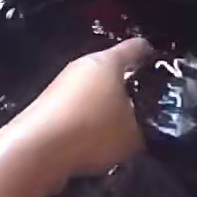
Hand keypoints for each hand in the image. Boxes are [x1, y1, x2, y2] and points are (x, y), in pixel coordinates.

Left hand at [0, 38, 153, 183]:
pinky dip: (86, 120)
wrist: (37, 149)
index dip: (150, 53)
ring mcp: (61, 84)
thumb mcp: (133, 135)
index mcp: (108, 61)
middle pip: (111, 69)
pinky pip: (76, 108)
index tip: (159, 61)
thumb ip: (143, 127)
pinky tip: (94, 141)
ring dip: (104, 105)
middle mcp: (83, 66)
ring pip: (92, 90)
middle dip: (127, 85)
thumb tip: (139, 128)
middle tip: (144, 104)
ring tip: (120, 128)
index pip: (135, 47)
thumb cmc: (92, 130)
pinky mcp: (47, 105)